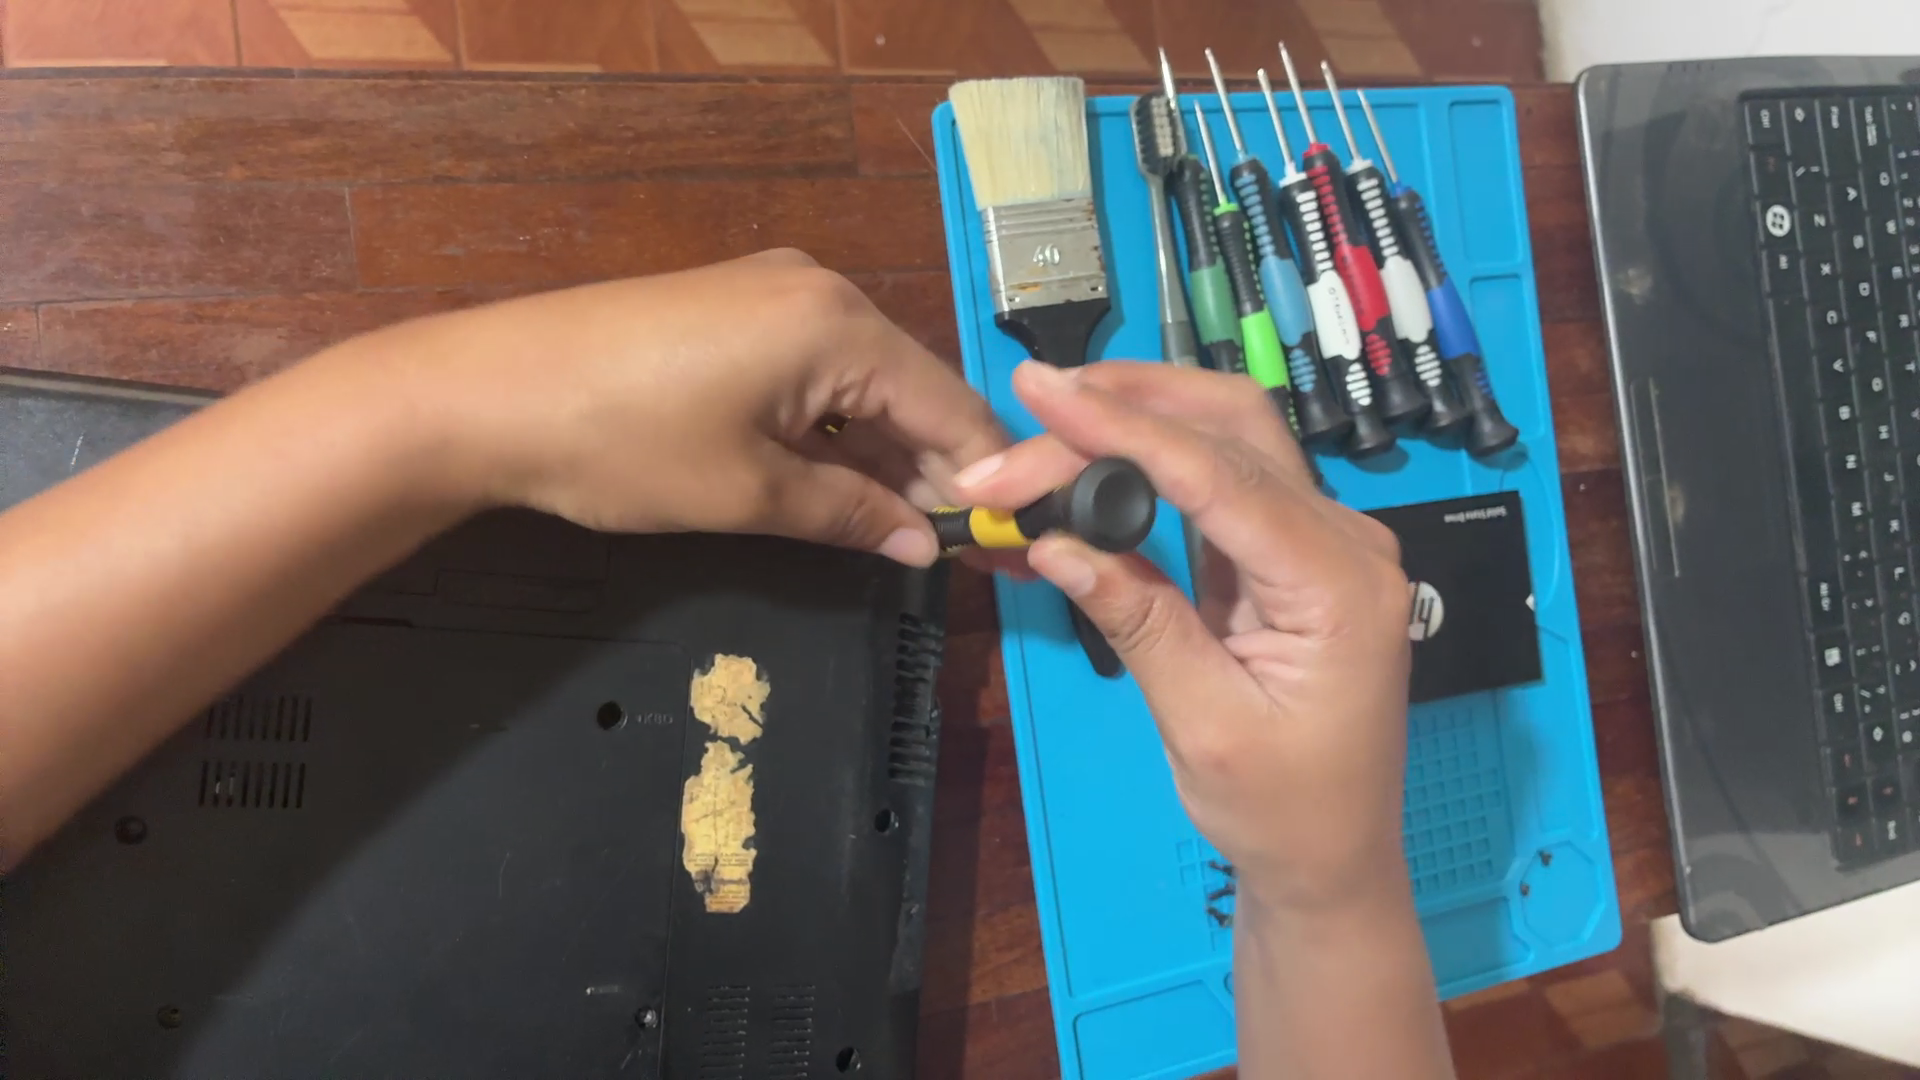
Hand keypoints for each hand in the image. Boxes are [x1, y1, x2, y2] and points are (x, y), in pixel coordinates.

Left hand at [357, 250, 1005, 564]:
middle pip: (913, 394)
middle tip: (956, 547)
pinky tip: (855, 484)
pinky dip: (842, 435)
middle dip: (936, 472)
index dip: (983, 478)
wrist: (476, 395)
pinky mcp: (745, 316)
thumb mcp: (752, 493)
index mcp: (840, 326)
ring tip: (912, 529)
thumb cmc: (624, 446)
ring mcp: (781, 298)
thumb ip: (855, 515)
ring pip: (868, 390)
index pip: (949, 407)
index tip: (1003, 539)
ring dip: (889, 458)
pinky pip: (822, 380)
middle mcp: (825, 295)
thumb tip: (927, 550)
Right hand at [952, 360, 1412, 908]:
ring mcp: (1311, 537)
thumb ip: (1137, 621)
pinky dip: (1147, 457)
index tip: (1044, 392)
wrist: (1331, 853)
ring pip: (1222, 437)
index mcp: (1335, 582)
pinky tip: (1092, 452)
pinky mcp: (1278, 550)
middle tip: (1030, 408)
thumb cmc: (1280, 808)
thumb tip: (1054, 544)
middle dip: (1124, 405)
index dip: (1123, 427)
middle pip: (1229, 427)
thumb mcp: (1201, 724)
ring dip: (1136, 415)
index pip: (1217, 475)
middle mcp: (1338, 537)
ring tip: (1053, 415)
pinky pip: (1211, 479)